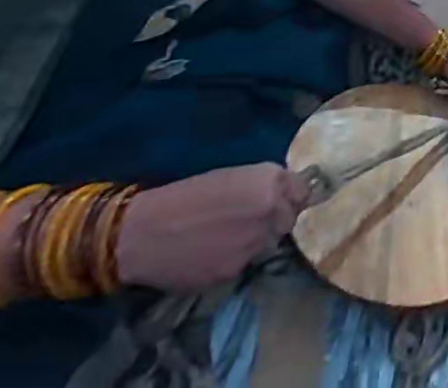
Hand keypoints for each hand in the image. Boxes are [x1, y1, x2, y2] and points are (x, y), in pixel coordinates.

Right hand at [115, 163, 308, 291]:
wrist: (145, 232)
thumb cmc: (185, 194)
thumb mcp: (230, 176)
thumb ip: (262, 186)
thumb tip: (280, 196)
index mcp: (269, 181)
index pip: (302, 191)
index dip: (291, 196)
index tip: (281, 199)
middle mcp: (270, 211)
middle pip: (288, 219)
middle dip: (276, 219)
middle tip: (252, 218)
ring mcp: (256, 244)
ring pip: (269, 243)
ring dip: (257, 239)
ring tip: (229, 235)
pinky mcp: (237, 271)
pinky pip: (247, 262)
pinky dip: (237, 258)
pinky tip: (214, 252)